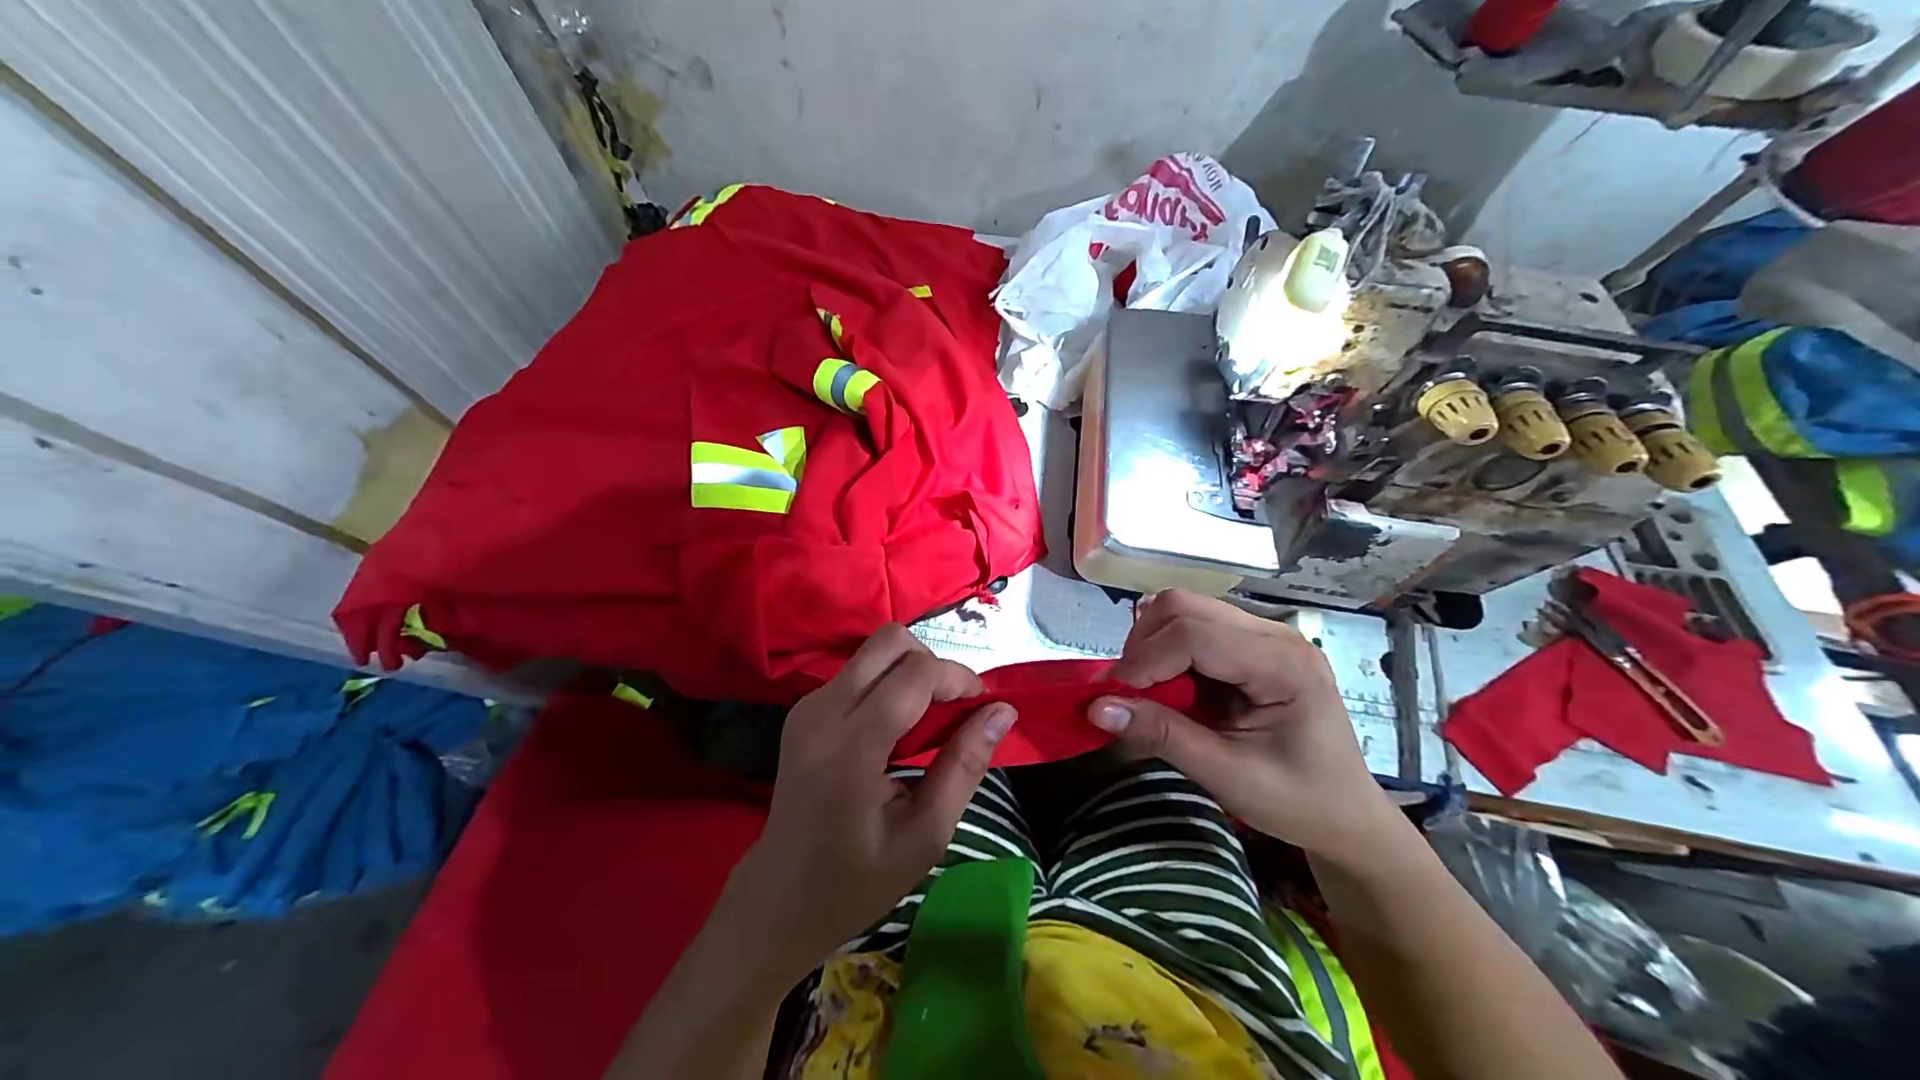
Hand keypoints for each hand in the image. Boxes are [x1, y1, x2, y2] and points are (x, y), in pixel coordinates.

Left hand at [728, 624, 1017, 969]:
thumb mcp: (926, 834)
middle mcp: (822, 712)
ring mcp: (807, 707)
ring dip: (911, 672)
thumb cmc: (858, 880)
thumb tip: (1003, 711)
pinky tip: (897, 731)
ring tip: (927, 724)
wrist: (782, 897)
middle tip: (952, 709)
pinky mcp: (803, 710)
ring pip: (874, 651)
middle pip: (890, 641)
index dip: (958, 678)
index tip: (982, 707)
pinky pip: (858, 672)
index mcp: (850, 748)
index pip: (914, 674)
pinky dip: (889, 684)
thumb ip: (965, 765)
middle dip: (933, 663)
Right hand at [1085, 590, 1400, 859]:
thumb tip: (1096, 709)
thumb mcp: (1228, 776)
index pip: (1192, 634)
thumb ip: (1163, 735)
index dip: (1143, 660)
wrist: (1347, 815)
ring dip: (1152, 644)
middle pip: (1184, 606)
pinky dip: (1168, 650)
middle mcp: (1276, 634)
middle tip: (1128, 693)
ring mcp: (1266, 635)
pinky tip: (1171, 686)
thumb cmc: (1298, 802)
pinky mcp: (1254, 643)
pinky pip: (1195, 626)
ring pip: (1185, 609)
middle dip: (1143, 645)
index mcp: (1283, 664)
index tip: (1113, 699)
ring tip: (1147, 691)